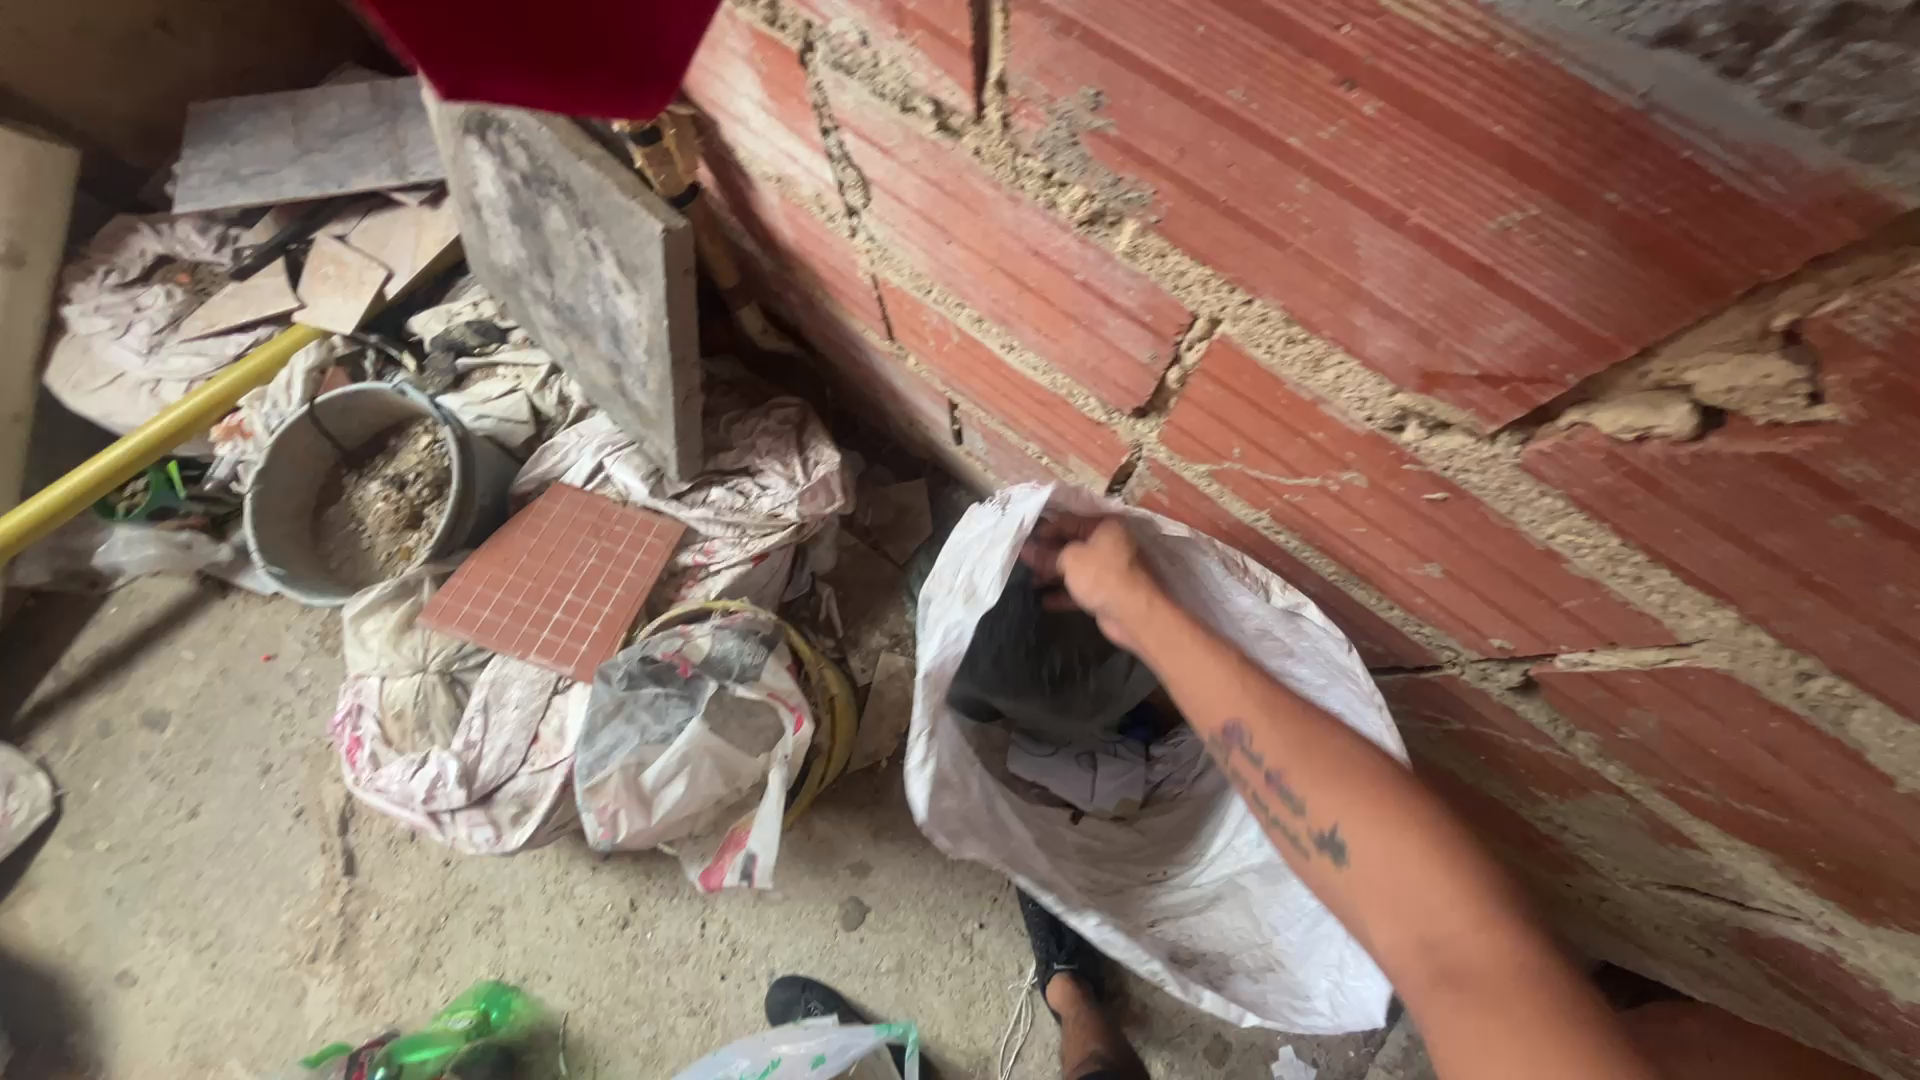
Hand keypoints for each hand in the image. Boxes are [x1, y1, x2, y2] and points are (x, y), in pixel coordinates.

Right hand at [1019, 514, 1162, 652]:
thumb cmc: (1103, 576)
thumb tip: (1024, 549)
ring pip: (1074, 568)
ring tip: (1029, 582)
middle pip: (1070, 544)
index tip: (1022, 541)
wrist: (1136, 615)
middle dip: (1046, 554)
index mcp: (1103, 526)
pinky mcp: (1106, 591)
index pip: (1066, 521)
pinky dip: (1063, 593)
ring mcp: (1108, 569)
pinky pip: (1080, 588)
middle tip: (1021, 561)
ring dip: (1052, 575)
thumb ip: (1046, 555)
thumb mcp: (1070, 560)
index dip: (1043, 531)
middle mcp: (1108, 543)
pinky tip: (1044, 601)